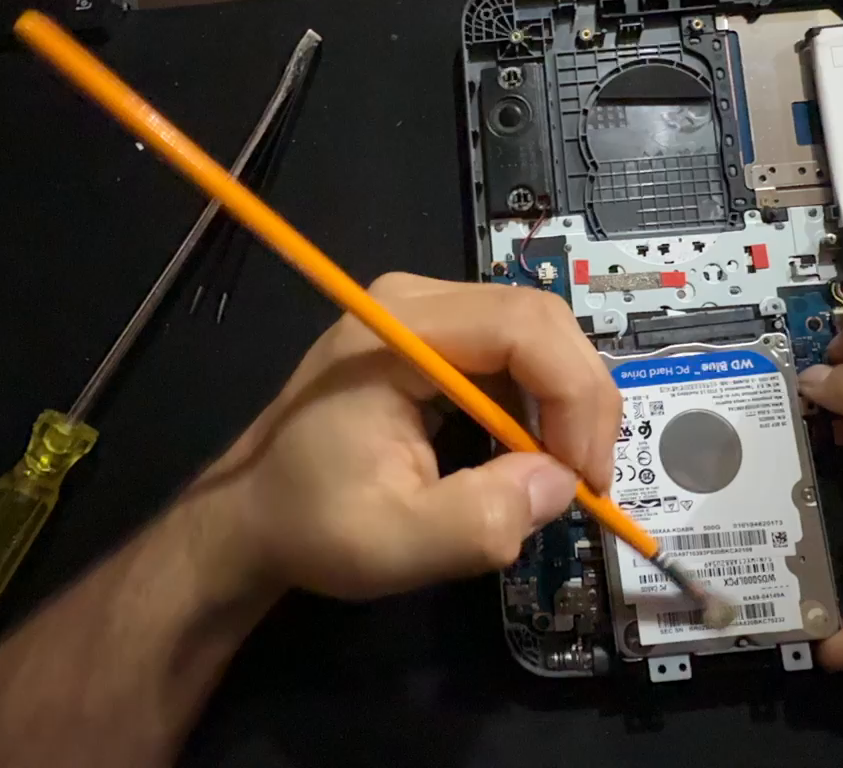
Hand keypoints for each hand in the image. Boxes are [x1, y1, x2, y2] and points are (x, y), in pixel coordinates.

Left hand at [203, 274, 621, 599]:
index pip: (520, 325)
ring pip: (534, 334)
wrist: (254, 512)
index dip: (573, 394)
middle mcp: (415, 300)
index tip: (586, 475)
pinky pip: (512, 352)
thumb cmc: (311, 522)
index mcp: (396, 329)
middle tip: (587, 479)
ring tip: (562, 472)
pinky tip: (528, 451)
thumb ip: (481, 521)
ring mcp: (425, 311)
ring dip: (564, 403)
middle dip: (579, 398)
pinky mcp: (435, 335)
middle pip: (538, 319)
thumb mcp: (392, 543)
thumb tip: (562, 483)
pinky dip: (538, 402)